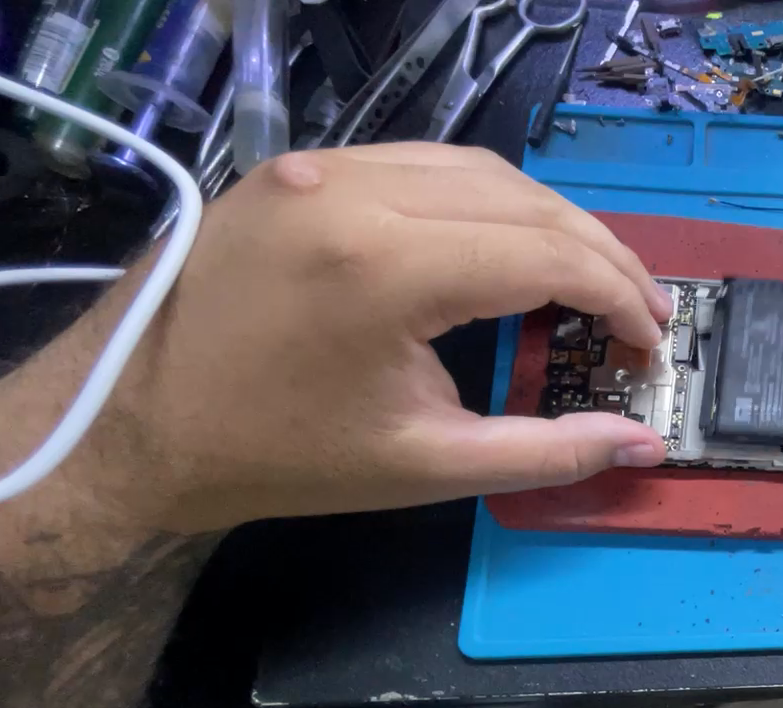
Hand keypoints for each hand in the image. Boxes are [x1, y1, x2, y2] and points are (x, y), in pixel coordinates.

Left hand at [0, 143, 674, 534]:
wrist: (133, 424)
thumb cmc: (291, 455)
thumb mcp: (438, 467)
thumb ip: (557, 452)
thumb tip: (649, 444)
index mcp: (385, 266)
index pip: (550, 256)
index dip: (621, 300)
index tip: (649, 345)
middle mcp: (353, 190)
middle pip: (532, 204)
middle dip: (607, 260)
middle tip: (645, 315)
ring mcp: (322, 169)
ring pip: (489, 173)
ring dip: (560, 226)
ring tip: (598, 281)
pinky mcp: (306, 170)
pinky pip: (435, 166)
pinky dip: (502, 205)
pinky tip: (521, 248)